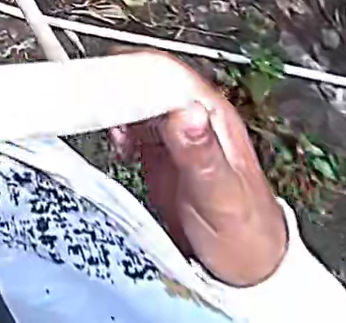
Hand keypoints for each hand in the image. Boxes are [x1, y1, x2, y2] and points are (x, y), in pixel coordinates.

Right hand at [109, 54, 287, 286]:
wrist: (248, 272)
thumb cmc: (247, 235)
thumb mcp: (222, 194)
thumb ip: (201, 153)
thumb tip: (187, 111)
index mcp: (211, 114)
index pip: (168, 74)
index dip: (136, 73)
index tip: (110, 82)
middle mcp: (192, 117)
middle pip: (148, 82)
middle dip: (120, 88)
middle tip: (97, 101)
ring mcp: (176, 134)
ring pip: (138, 101)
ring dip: (118, 108)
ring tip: (109, 128)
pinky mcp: (161, 153)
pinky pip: (134, 126)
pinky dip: (119, 129)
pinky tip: (118, 146)